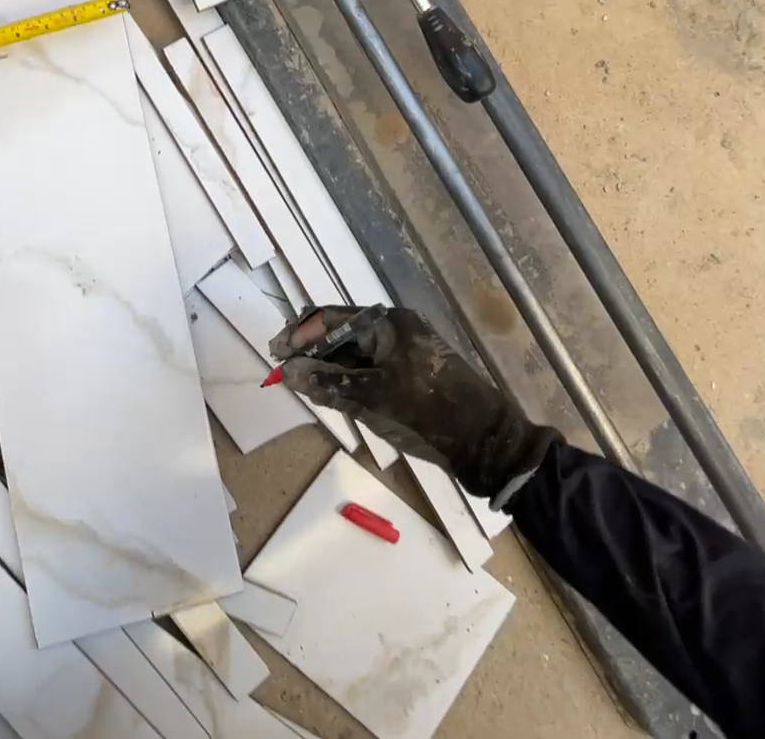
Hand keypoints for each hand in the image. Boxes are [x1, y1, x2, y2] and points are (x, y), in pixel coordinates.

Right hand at [274, 306, 560, 503]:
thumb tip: (287, 373)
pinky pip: (363, 370)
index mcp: (388, 324)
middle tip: (283, 370)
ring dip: (323, 367)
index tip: (275, 353)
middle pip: (338, 334)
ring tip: (299, 384)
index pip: (331, 319)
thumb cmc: (432, 413)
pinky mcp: (403, 376)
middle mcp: (392, 331)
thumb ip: (329, 383)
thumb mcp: (374, 397)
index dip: (299, 334)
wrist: (489, 445)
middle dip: (309, 351)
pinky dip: (342, 380)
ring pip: (349, 354)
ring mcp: (399, 354)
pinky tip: (326, 393)